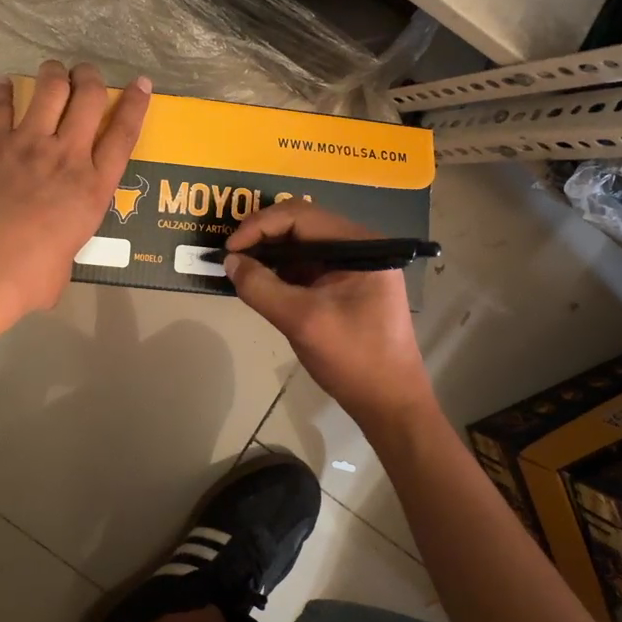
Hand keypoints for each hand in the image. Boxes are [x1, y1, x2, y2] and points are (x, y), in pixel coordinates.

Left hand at [0, 61, 151, 315]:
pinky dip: (3, 91)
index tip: (141, 82)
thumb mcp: (64, 267)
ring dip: (54, 73)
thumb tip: (52, 259)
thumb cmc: (28, 277)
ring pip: (50, 88)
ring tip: (53, 69)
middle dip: (91, 77)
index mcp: (93, 187)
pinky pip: (0, 105)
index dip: (136, 103)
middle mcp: (67, 155)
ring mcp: (28, 143)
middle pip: (89, 98)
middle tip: (87, 73)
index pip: (123, 133)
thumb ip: (64, 249)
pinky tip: (4, 85)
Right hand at [226, 200, 435, 426]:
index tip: (230, 248)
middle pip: (300, 224)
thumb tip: (229, 261)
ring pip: (301, 243)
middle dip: (262, 235)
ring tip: (239, 266)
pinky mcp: (344, 284)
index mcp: (360, 246)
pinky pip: (306, 264)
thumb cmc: (354, 360)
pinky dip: (280, 268)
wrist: (391, 405)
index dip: (260, 226)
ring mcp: (353, 266)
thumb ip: (261, 287)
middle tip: (231, 255)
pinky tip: (259, 280)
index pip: (300, 215)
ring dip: (269, 252)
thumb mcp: (301, 321)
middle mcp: (359, 247)